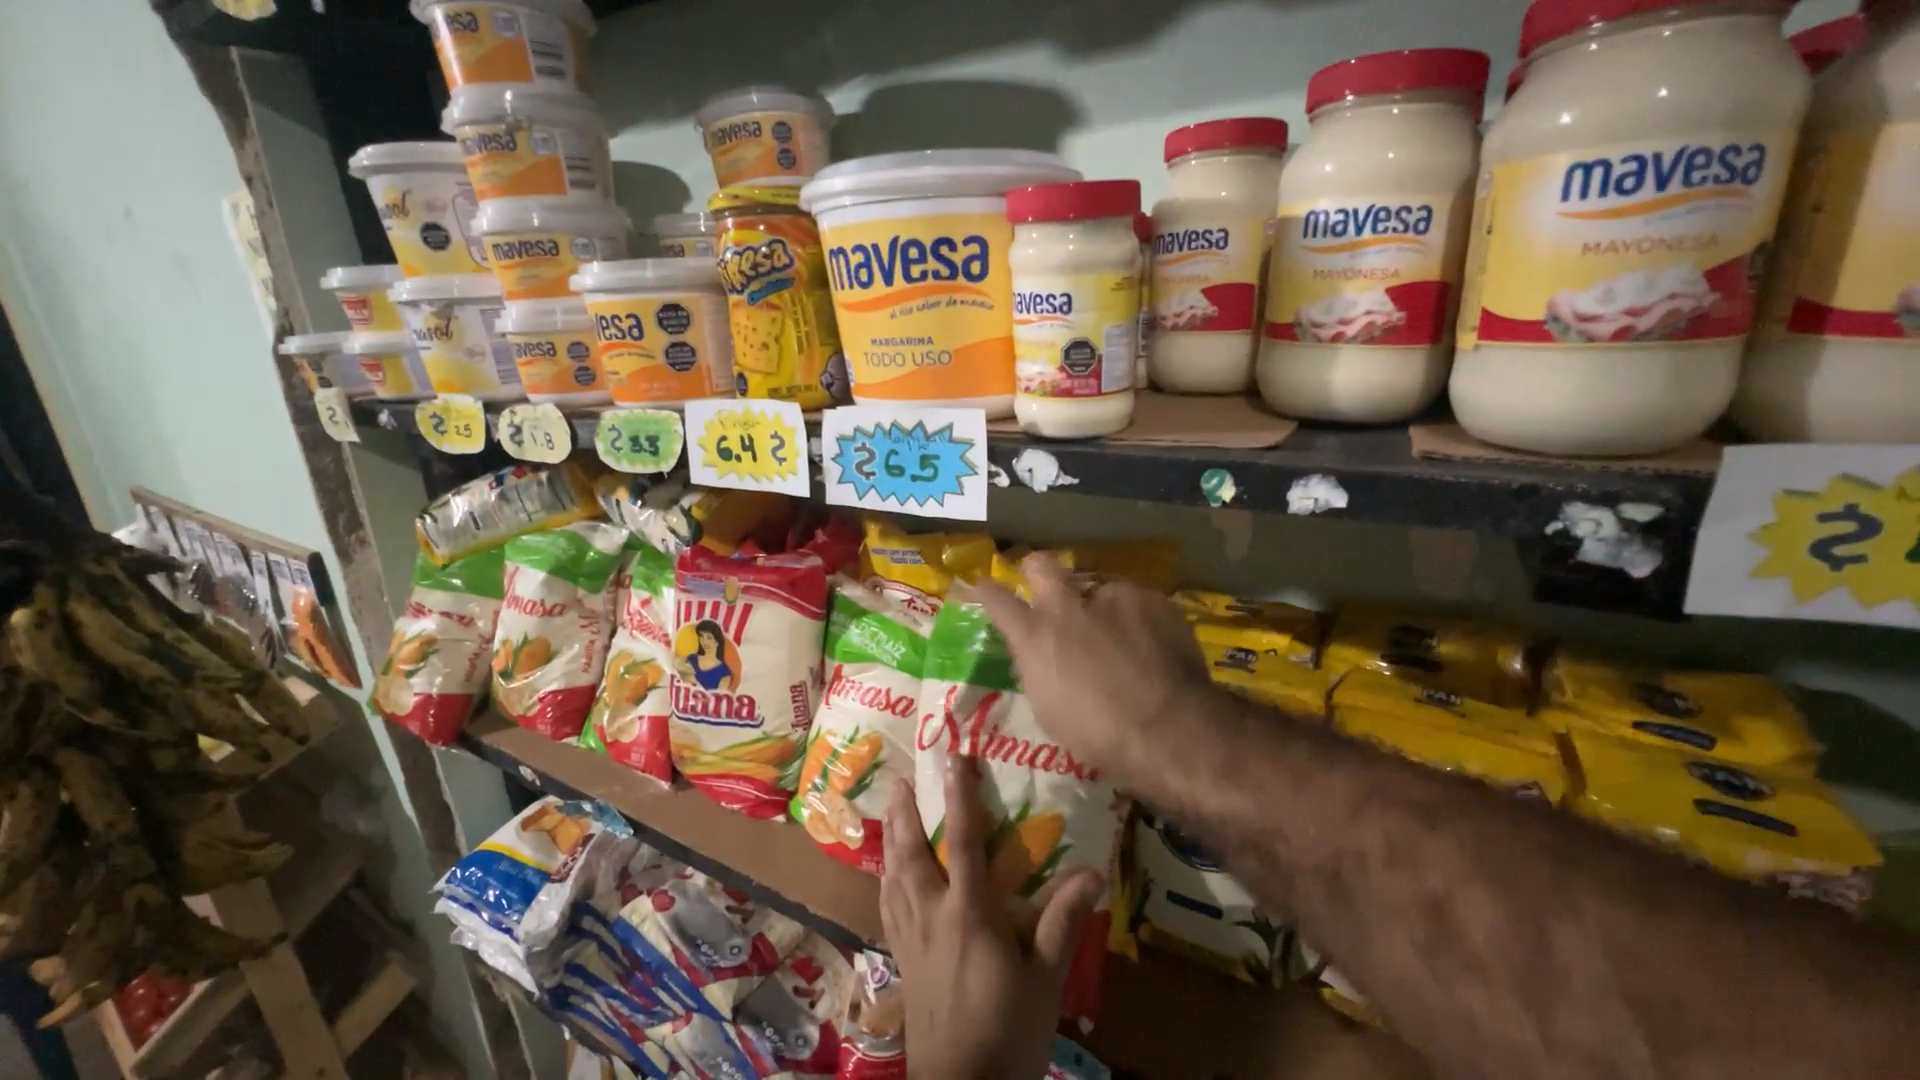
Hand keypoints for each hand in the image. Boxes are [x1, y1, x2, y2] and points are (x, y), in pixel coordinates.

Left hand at [881, 759, 1102, 1079]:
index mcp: (968, 913)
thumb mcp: (1046, 979)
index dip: (959, 796)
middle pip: (911, 852)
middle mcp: (931, 916)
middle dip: (905, 812)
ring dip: (891, 838)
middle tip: (899, 776)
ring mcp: (910, 938)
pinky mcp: (902, 959)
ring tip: (888, 810)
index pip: (964, 841)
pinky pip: (888, 904)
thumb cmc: (1009, 1030)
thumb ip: (1062, 922)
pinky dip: (886, 877)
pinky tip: (888, 873)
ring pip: (893, 875)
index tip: (953, 758)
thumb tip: (1093, 870)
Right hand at [974, 553, 1212, 779]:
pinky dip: (1137, 618)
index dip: (987, 590)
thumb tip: (1039, 657)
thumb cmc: (1098, 734)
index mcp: (1035, 636)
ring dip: (1100, 607)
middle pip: (1041, 565)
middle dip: (1037, 571)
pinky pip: (1136, 602)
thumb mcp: (1048, 709)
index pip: (997, 599)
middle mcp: (1068, 606)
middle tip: (1047, 586)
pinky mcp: (1152, 599)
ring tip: (1121, 636)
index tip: (984, 585)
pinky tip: (1151, 643)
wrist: (1167, 727)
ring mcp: (1113, 597)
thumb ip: (1038, 670)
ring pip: (1097, 588)